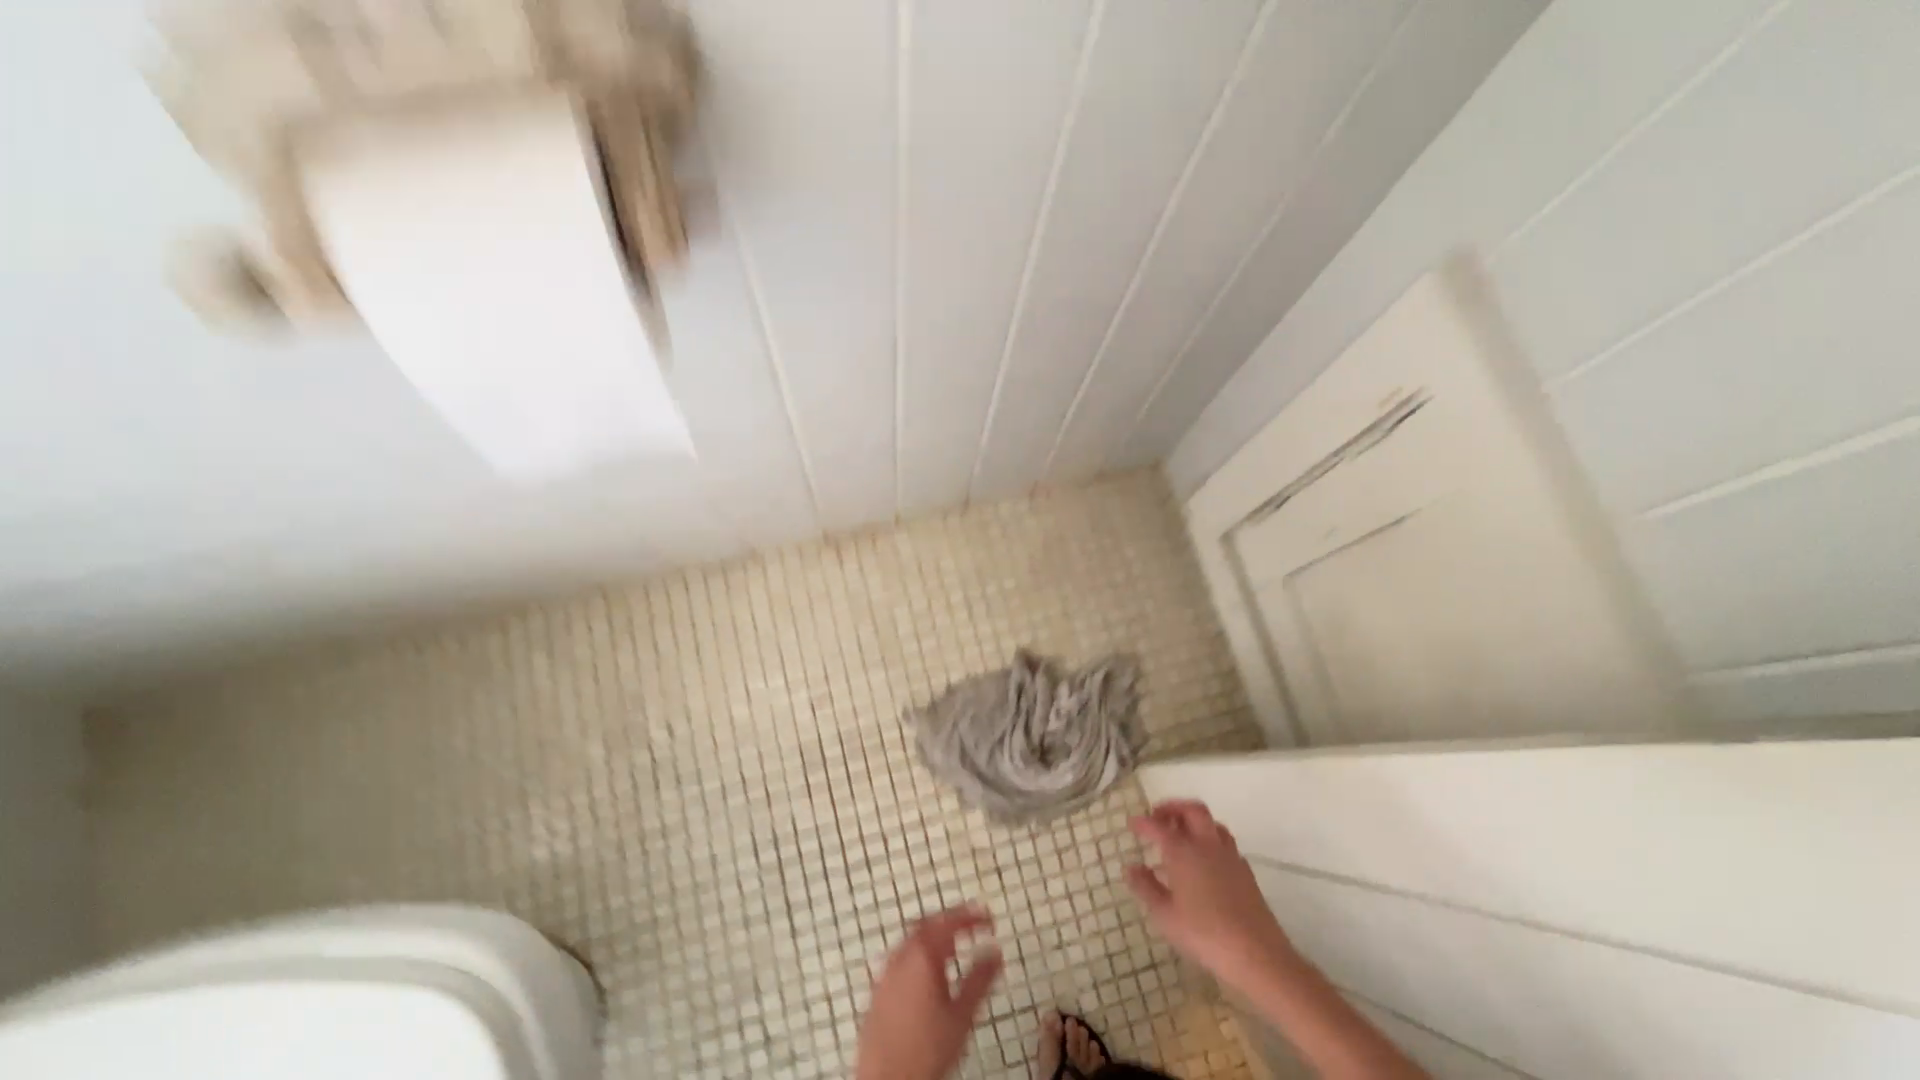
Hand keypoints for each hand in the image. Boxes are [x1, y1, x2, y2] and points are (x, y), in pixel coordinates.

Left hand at [855, 905, 1004, 1079]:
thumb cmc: (925, 1052)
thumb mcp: (963, 1015)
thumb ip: (980, 979)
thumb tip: (994, 953)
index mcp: (921, 958)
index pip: (948, 922)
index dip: (970, 916)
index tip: (987, 918)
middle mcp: (898, 960)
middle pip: (924, 926)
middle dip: (949, 921)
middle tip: (970, 925)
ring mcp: (884, 976)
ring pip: (909, 942)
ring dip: (932, 939)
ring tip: (952, 948)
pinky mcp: (876, 994)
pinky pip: (898, 961)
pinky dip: (916, 956)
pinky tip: (927, 975)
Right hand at [1125, 799, 1293, 990]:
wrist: (1255, 953)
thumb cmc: (1203, 934)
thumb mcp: (1165, 915)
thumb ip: (1145, 887)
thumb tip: (1131, 867)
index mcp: (1184, 852)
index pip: (1159, 827)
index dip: (1143, 822)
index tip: (1132, 822)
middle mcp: (1208, 846)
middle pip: (1192, 810)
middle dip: (1173, 808)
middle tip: (1157, 817)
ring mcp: (1230, 857)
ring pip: (1212, 824)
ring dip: (1194, 820)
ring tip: (1180, 834)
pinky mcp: (1245, 871)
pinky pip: (1225, 842)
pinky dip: (1209, 839)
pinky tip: (1204, 861)